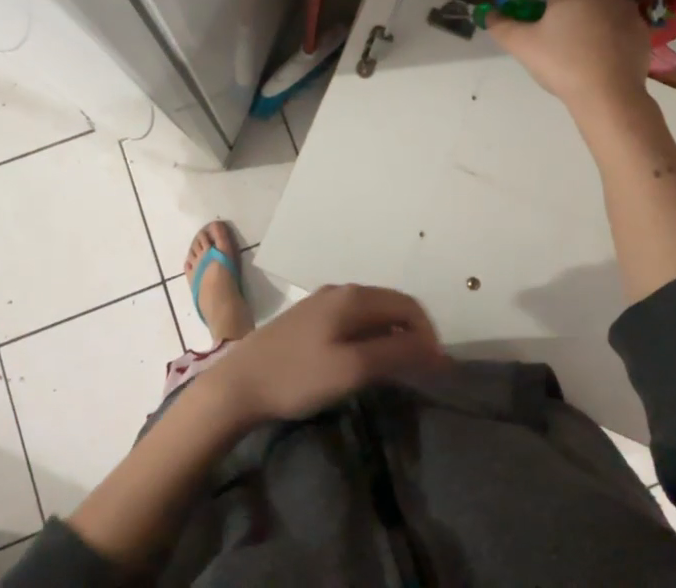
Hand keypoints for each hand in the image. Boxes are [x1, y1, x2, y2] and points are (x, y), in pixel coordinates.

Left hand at [198, 285, 446, 427]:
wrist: (238, 384)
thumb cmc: (298, 376)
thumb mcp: (353, 368)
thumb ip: (396, 355)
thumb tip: (437, 352)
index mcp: (353, 297)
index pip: (408, 306)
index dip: (428, 335)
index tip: (435, 369)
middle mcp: (340, 291)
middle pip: (391, 306)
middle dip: (412, 335)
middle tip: (420, 372)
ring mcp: (321, 303)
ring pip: (371, 314)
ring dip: (391, 338)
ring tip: (396, 371)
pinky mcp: (307, 320)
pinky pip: (352, 322)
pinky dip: (370, 339)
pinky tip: (363, 363)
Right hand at [486, 0, 650, 112]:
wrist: (611, 95)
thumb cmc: (562, 63)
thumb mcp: (521, 45)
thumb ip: (500, 25)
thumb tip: (489, 14)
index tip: (516, 17)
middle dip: (553, 1)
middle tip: (543, 27)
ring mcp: (625, 4)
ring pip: (594, 0)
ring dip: (580, 10)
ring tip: (570, 37)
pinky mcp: (640, 25)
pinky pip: (613, 18)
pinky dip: (602, 26)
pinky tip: (594, 49)